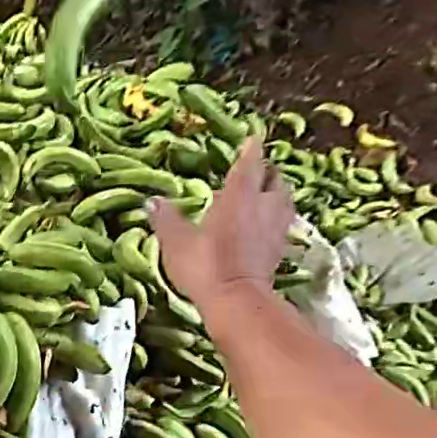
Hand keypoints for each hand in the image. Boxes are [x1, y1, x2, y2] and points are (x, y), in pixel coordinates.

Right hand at [148, 135, 291, 309]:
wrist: (236, 300)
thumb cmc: (204, 265)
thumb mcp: (176, 241)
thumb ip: (167, 218)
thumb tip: (152, 200)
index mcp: (239, 196)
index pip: (250, 163)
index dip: (251, 149)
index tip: (253, 138)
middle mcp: (263, 206)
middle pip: (274, 179)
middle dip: (266, 172)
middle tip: (255, 170)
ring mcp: (276, 228)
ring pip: (284, 200)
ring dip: (275, 194)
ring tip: (264, 195)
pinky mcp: (279, 249)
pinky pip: (283, 224)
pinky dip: (275, 218)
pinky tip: (265, 225)